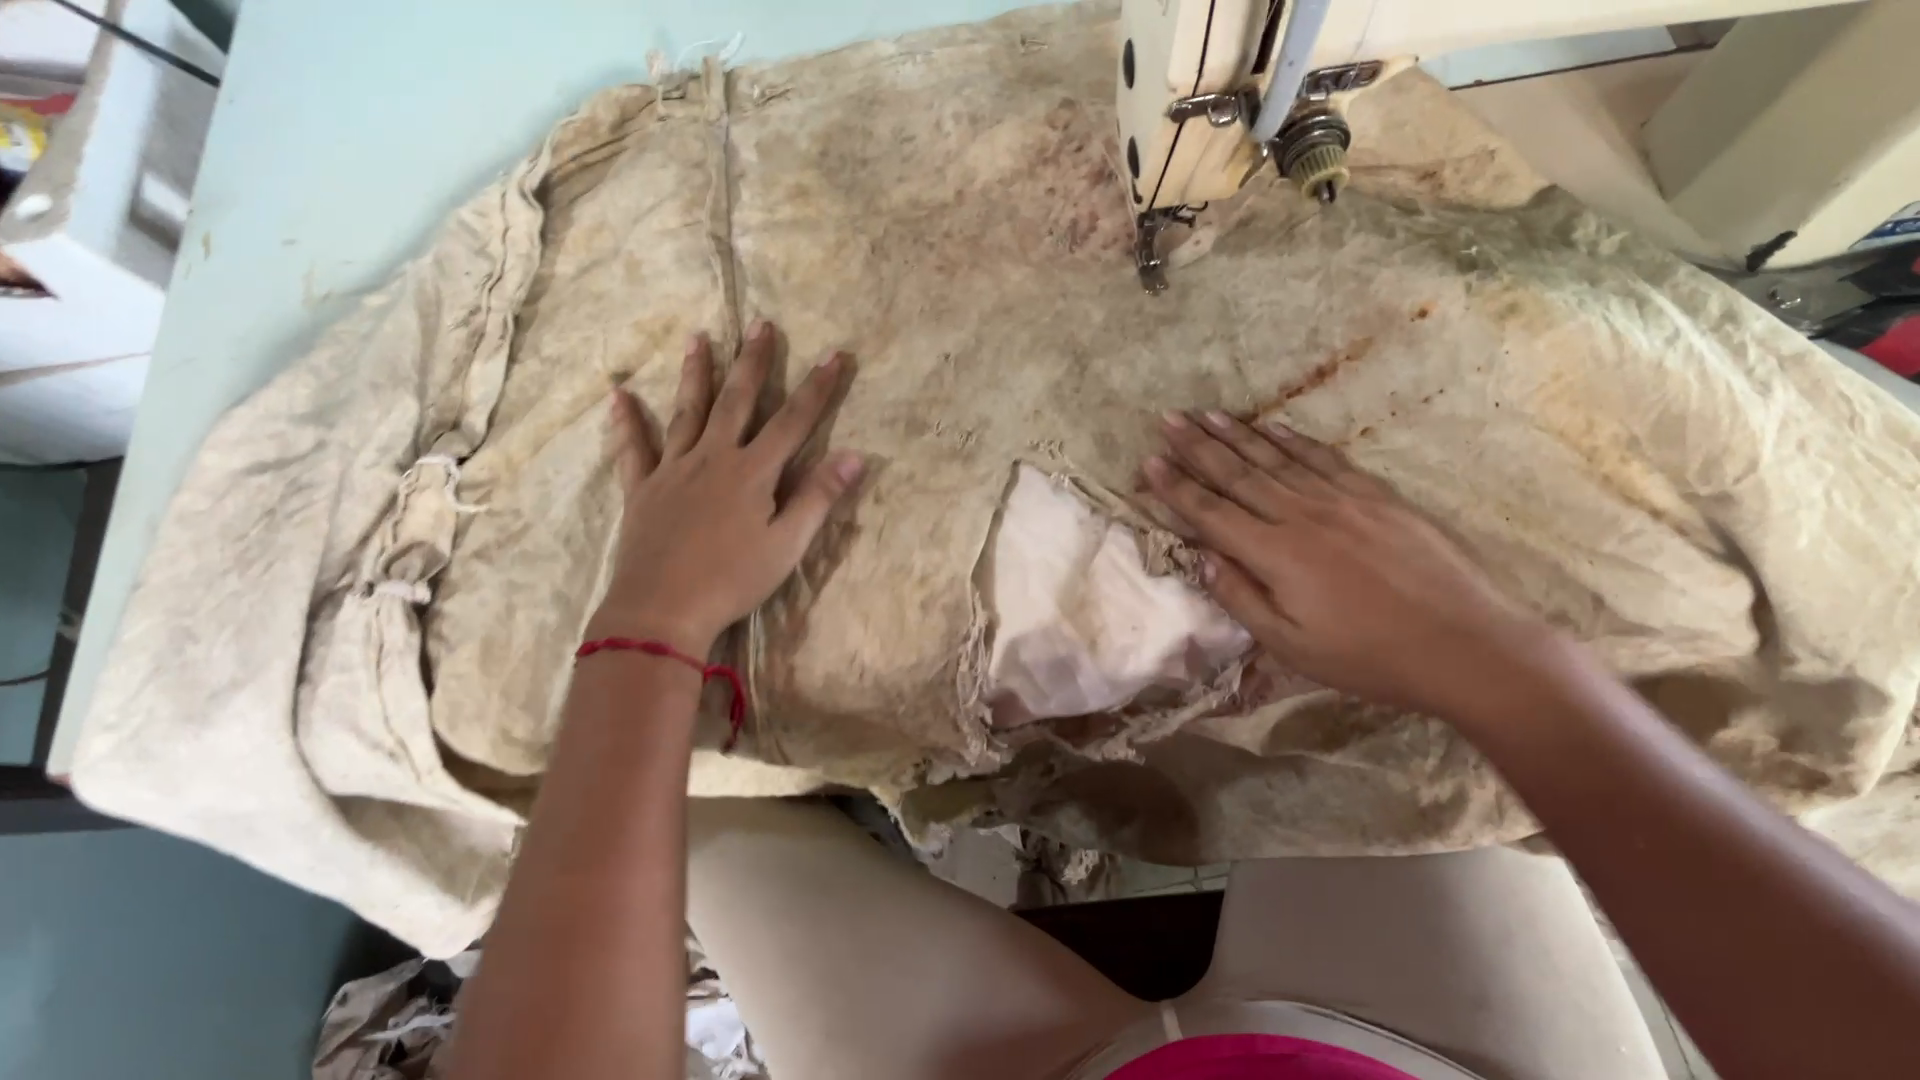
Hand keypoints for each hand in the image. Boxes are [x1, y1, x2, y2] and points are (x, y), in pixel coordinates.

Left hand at [588, 319, 864, 653]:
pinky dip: (626, 422)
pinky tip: (619, 396)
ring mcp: (673, 470)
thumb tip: (855, 455)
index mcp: (752, 472)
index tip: (835, 355)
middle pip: (737, 401)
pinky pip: (633, 449)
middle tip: (761, 325)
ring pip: (687, 411)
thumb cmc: (732, 580)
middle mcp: (712, 458)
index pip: (793, 421)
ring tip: (699, 337)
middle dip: (753, 362)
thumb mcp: (787, 545)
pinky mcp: (642, 490)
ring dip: (696, 373)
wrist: (662, 608)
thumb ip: (818, 497)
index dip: (817, 388)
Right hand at [1142, 410, 1549, 717]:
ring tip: (1208, 414)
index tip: (1148, 462)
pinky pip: (1325, 459)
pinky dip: (1295, 441)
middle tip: (1168, 420)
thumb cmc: (1369, 657)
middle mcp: (1302, 515)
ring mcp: (1342, 500)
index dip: (1176, 487)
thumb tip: (1200, 559)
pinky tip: (1275, 428)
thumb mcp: (1291, 645)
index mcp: (1275, 554)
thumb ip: (1240, 597)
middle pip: (1238, 474)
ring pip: (1277, 458)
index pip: (1211, 513)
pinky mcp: (1377, 497)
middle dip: (1197, 446)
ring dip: (1239, 435)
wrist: (1466, 644)